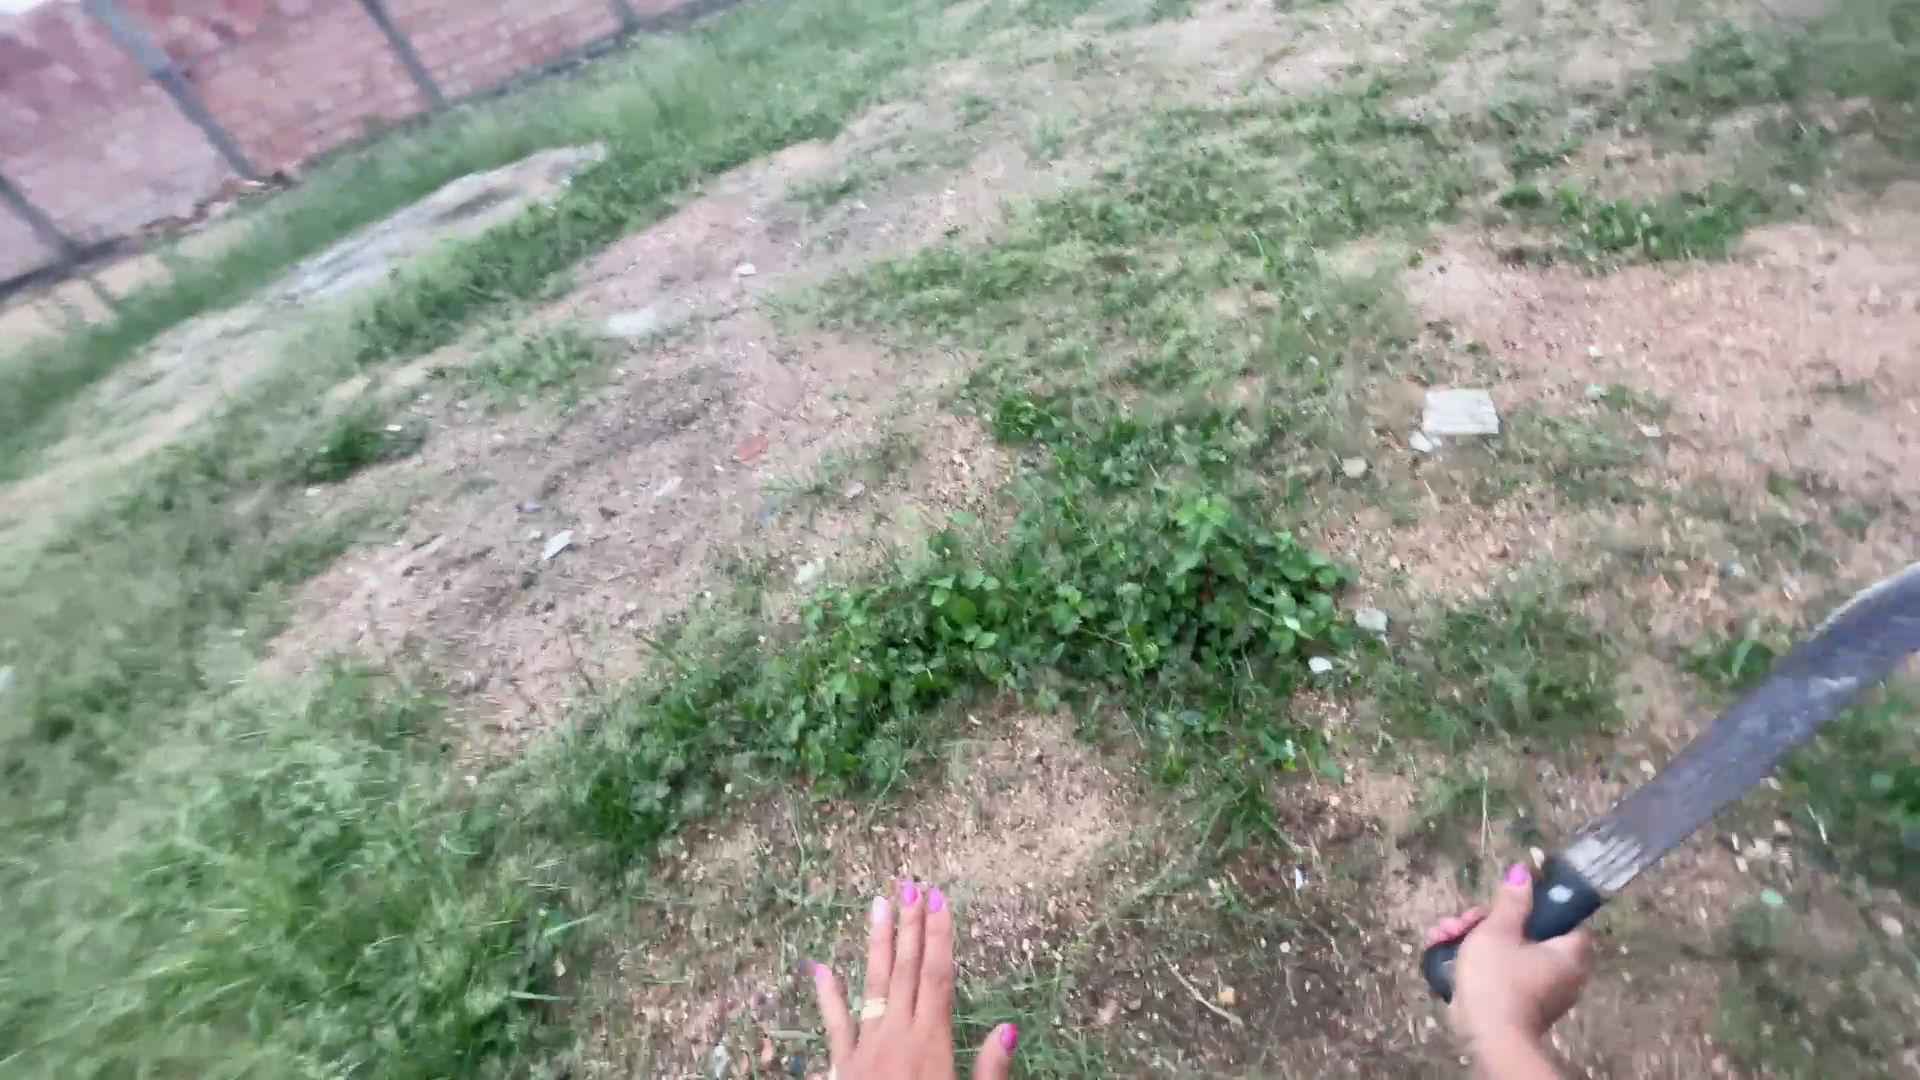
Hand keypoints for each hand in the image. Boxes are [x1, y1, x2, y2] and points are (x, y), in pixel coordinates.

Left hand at [807, 881, 1015, 1079]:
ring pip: (874, 983)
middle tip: (910, 883)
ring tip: (878, 903)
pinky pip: (834, 1025)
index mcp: (931, 1044)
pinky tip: (821, 967)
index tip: (939, 899)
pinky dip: (828, 996)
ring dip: (877, 942)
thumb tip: (1007, 1027)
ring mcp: (865, 1048)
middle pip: (906, 969)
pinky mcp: (841, 1067)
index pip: (937, 977)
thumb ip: (988, 1073)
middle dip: (911, 925)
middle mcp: (897, 1035)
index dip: (940, 936)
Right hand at [1428, 863, 1590, 1051]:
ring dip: (1473, 935)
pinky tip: (1445, 948)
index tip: (1505, 901)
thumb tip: (1524, 871)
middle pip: (1527, 932)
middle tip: (1464, 919)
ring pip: (1507, 948)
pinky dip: (1477, 957)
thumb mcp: (1498, 930)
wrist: (1487, 1031)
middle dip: (1486, 920)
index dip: (1537, 907)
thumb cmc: (1497, 975)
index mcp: (1566, 956)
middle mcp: (1561, 974)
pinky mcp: (1517, 999)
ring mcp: (1540, 989)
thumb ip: (1511, 902)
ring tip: (1444, 934)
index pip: (1565, 922)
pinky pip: (1500, 967)